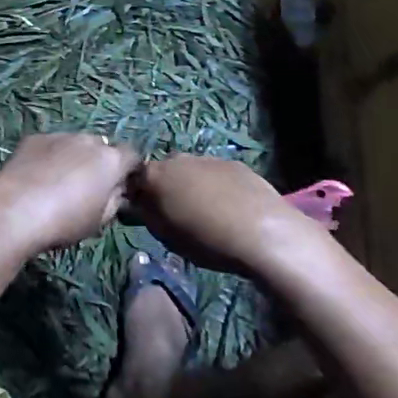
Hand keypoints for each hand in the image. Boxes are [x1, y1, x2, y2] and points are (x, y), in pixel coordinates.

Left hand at [0, 134, 139, 252]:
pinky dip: (50, 156)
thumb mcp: (99, 221)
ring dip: (75, 157)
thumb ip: (114, 201)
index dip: (130, 171)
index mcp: (111, 160)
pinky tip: (38, 176)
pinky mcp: (34, 138)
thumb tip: (116, 191)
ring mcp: (60, 135)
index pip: (133, 156)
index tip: (122, 187)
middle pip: (103, 147)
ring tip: (60, 181)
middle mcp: (88, 140)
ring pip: (76, 144)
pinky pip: (51, 145)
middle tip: (89, 186)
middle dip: (101, 162)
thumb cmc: (64, 222)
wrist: (14, 211)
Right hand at [127, 155, 311, 274]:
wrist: (263, 232)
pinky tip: (229, 207)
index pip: (135, 179)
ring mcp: (208, 158)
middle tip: (177, 213)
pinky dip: (216, 186)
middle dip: (166, 187)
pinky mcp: (235, 164)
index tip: (145, 212)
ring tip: (207, 212)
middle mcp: (178, 159)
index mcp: (155, 175)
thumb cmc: (206, 239)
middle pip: (164, 171)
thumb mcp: (167, 236)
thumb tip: (139, 205)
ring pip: (191, 171)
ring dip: (192, 186)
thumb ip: (148, 215)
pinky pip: (216, 174)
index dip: (138, 195)